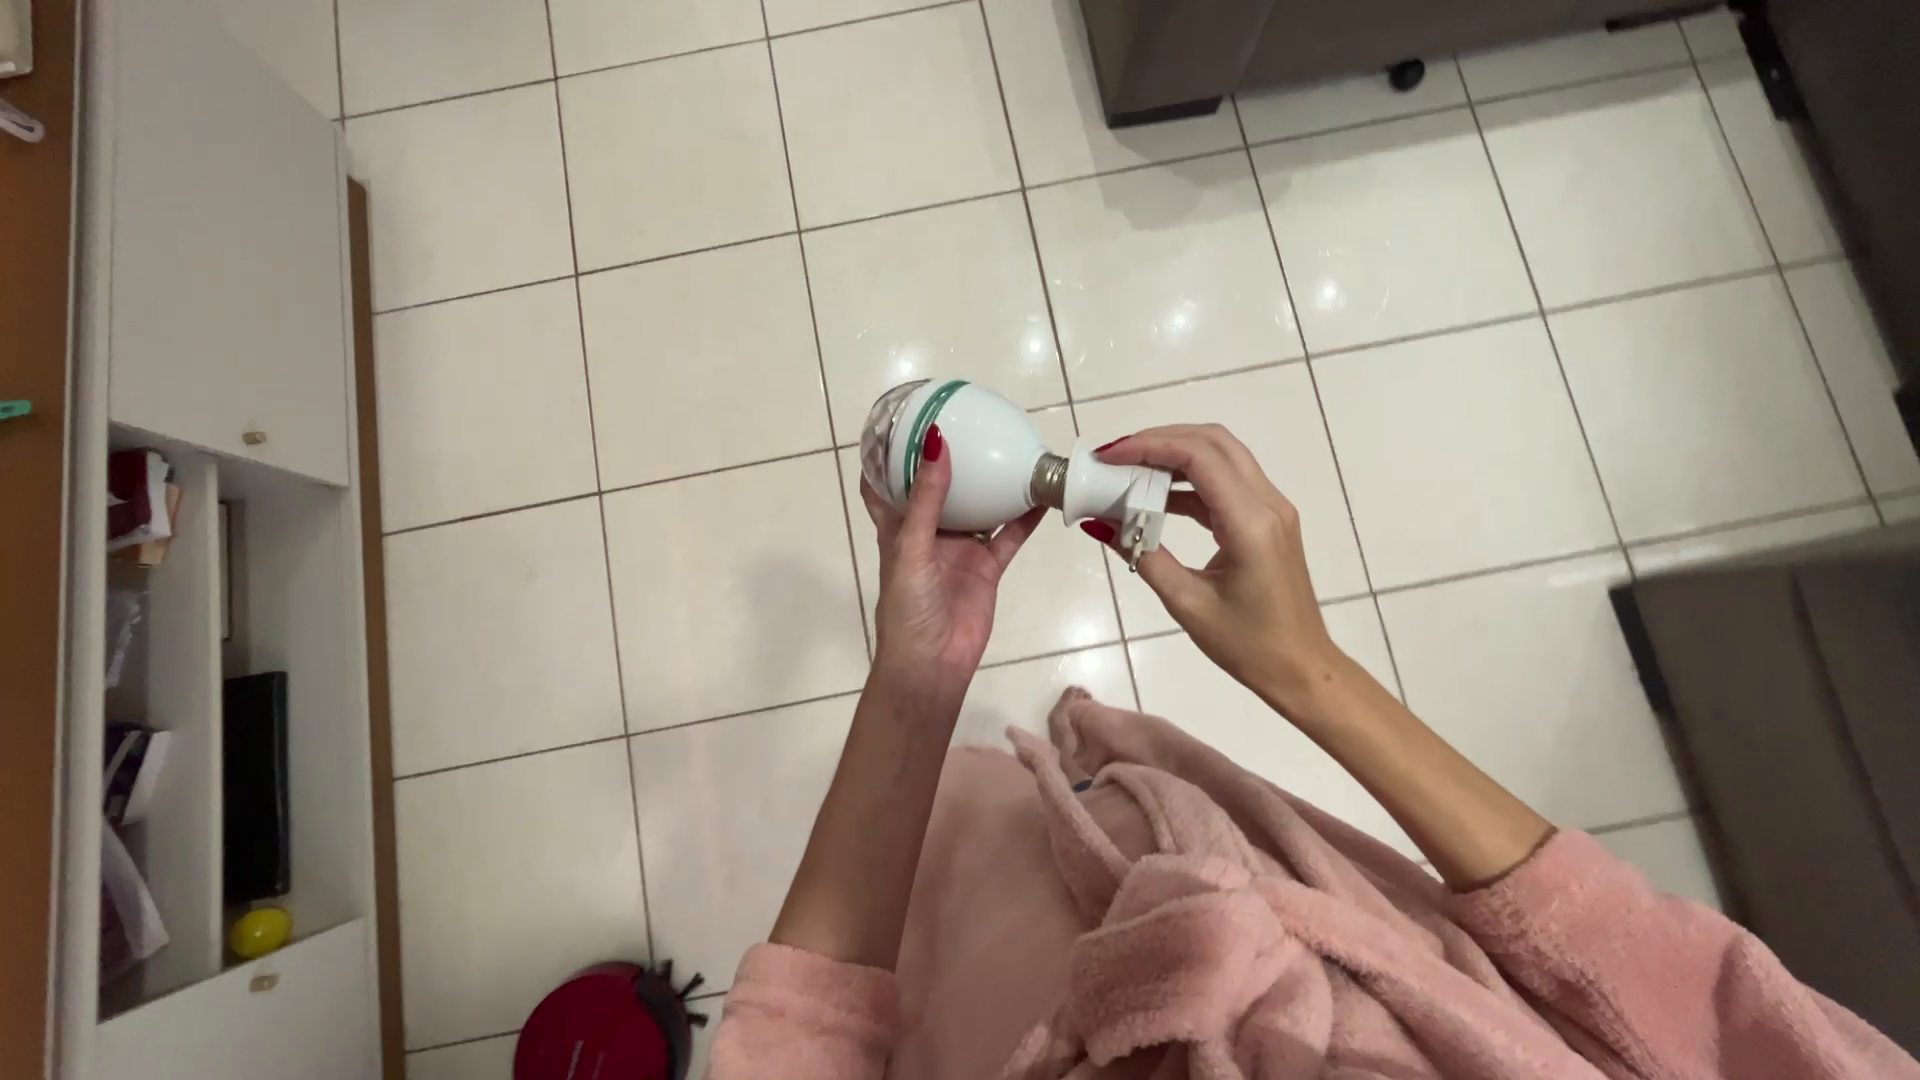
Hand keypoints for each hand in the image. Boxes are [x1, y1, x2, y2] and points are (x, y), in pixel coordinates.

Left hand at [861, 425, 1045, 698]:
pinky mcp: (987, 568)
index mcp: (898, 528)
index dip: (886, 455)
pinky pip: (1008, 536)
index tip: (898, 420)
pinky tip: (1041, 493)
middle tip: (969, 424)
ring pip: (978, 509)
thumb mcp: (910, 547)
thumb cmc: (908, 606)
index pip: (884, 485)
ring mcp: (960, 550)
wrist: (933, 664)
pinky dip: (1024, 517)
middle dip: (950, 462)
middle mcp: (928, 534)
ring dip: (991, 484)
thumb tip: (936, 441)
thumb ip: (926, 498)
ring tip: (1011, 449)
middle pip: (938, 490)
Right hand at [1092, 425, 1349, 721]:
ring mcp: (1272, 508)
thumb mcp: (1186, 602)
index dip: (1149, 446)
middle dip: (1160, 439)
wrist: (1301, 667)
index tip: (1108, 457)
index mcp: (1250, 523)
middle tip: (1115, 456)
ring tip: (1128, 470)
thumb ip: (1142, 555)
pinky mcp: (1267, 519)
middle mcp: (1268, 503)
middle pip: (1213, 441)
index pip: (1198, 457)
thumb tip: (1098, 523)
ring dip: (1174, 454)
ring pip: (1222, 455)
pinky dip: (1188, 478)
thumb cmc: (1246, 644)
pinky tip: (1155, 496)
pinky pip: (1226, 481)